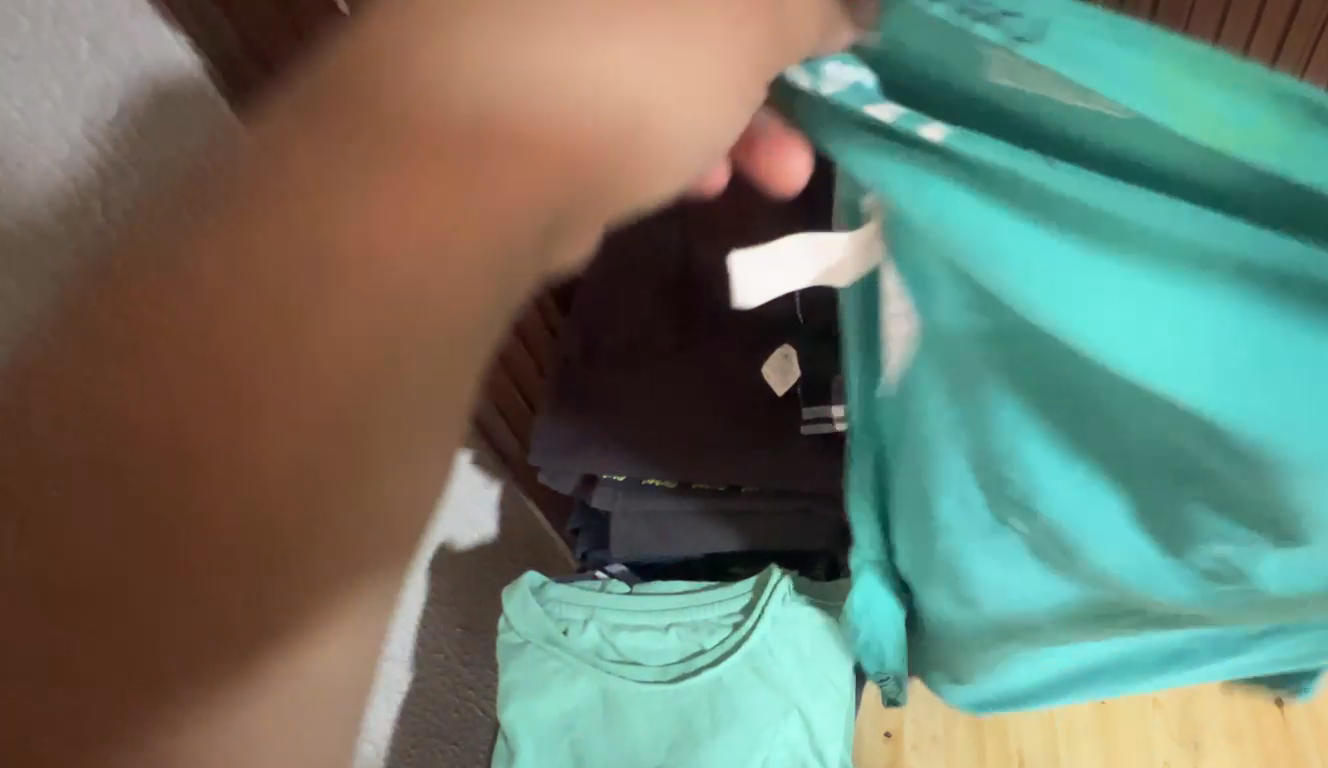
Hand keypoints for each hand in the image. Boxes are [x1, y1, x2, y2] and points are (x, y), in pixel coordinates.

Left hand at [292, 0, 857, 259]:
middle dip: (770, 65)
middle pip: (698, 6)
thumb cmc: (625, 67)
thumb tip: (851, 11)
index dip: (796, 9)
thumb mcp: (746, 22)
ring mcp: (530, 14)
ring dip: (734, 116)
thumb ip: (809, 9)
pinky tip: (696, 182)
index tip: (834, 43)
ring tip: (776, 178)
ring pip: (661, 48)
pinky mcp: (514, 74)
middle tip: (815, 119)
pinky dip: (668, 131)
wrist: (468, 169)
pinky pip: (617, 88)